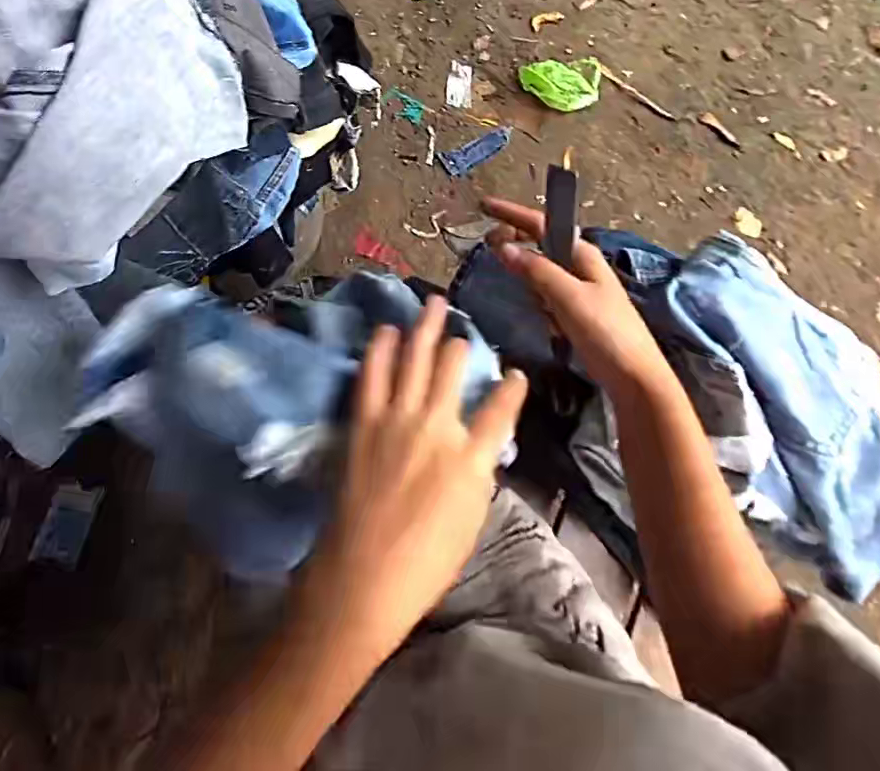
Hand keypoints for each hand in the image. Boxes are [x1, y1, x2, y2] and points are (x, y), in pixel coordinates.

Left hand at [294, 296, 527, 659]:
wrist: (364, 576)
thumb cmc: (426, 562)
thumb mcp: (472, 521)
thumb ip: (479, 475)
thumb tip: (479, 447)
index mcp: (472, 459)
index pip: (501, 409)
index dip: (511, 387)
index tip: (515, 374)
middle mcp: (437, 428)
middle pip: (453, 370)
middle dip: (460, 343)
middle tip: (461, 328)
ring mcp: (397, 420)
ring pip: (415, 359)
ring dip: (424, 327)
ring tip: (432, 303)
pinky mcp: (364, 423)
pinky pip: (373, 375)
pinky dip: (380, 349)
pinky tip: (385, 330)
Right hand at [481, 198, 678, 400]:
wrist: (635, 378)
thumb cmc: (606, 333)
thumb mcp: (568, 297)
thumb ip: (536, 270)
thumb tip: (503, 246)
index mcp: (582, 255)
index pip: (542, 224)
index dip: (512, 213)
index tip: (484, 205)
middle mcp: (580, 266)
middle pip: (540, 243)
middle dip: (514, 239)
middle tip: (486, 244)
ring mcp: (578, 290)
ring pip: (540, 269)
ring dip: (523, 268)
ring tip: (500, 268)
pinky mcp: (575, 313)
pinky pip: (545, 294)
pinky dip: (533, 294)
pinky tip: (530, 305)